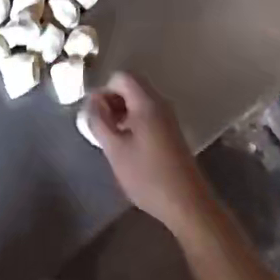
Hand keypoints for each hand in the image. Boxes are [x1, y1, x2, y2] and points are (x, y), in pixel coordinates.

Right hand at [86, 72, 215, 234]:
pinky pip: (148, 113)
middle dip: (112, 100)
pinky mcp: (171, 130)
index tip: (97, 115)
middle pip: (131, 85)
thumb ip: (99, 121)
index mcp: (146, 102)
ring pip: (139, 100)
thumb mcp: (115, 150)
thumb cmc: (147, 176)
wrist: (186, 203)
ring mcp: (168, 116)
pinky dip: (134, 120)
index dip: (104, 90)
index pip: (121, 76)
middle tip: (102, 126)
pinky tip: (128, 146)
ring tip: (112, 138)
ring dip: (122, 111)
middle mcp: (160, 102)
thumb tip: (92, 100)